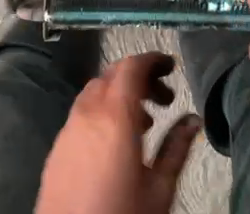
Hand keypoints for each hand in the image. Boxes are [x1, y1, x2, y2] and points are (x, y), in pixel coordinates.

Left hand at [36, 52, 201, 213]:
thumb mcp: (159, 189)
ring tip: (145, 122)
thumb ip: (176, 148)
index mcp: (115, 117)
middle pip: (112, 75)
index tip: (171, 67)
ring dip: (120, 95)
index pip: (131, 67)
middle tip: (165, 98)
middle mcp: (87, 114)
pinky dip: (102, 112)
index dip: (152, 60)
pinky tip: (116, 142)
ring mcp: (68, 130)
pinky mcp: (56, 149)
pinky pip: (81, 114)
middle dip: (140, 77)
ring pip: (95, 92)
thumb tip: (193, 119)